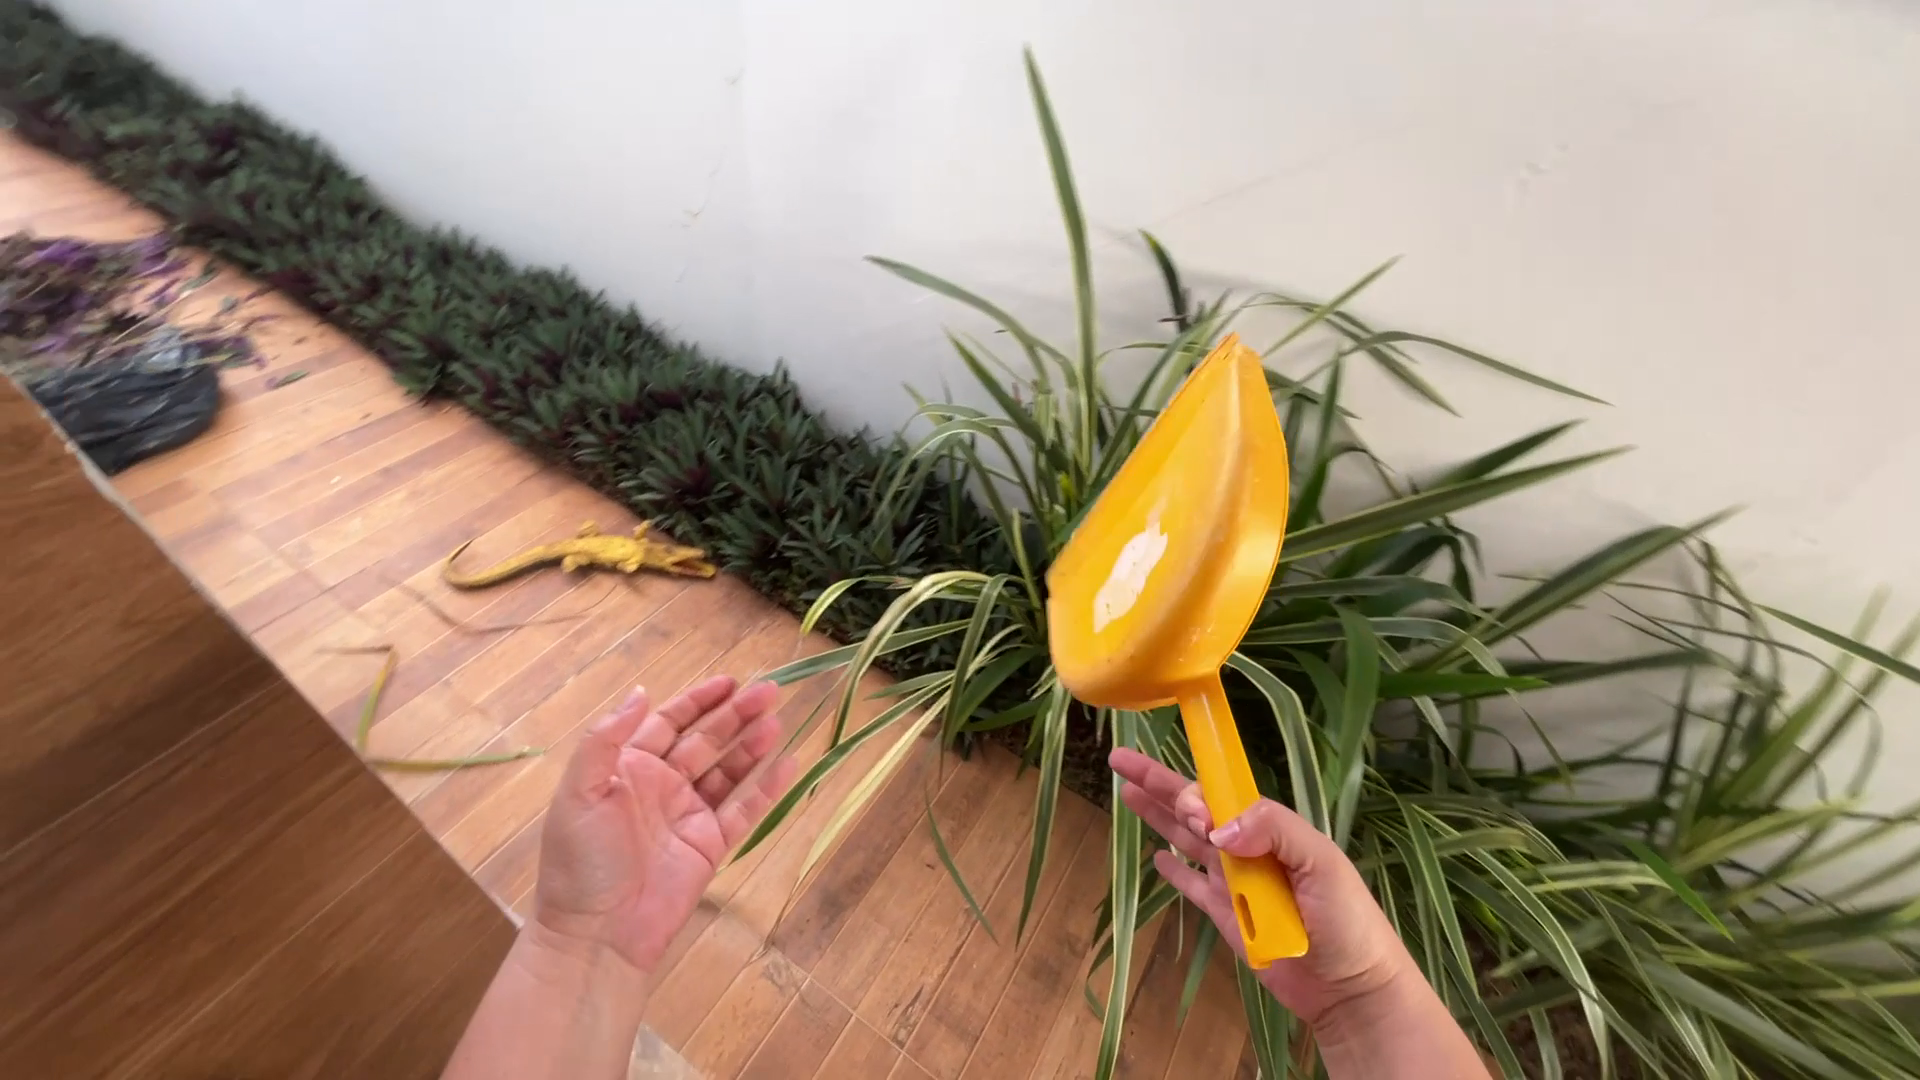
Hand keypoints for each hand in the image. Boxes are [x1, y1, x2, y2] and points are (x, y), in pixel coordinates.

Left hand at [532, 676, 796, 975]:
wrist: (597, 936)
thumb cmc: (582, 861)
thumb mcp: (579, 794)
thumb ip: (605, 740)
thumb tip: (641, 692)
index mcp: (630, 769)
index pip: (670, 723)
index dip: (699, 700)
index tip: (731, 681)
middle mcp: (663, 786)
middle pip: (707, 740)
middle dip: (736, 714)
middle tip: (770, 691)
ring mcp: (690, 815)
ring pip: (729, 770)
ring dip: (752, 745)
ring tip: (777, 721)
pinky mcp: (712, 844)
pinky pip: (745, 808)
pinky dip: (767, 787)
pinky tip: (790, 765)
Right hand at [1109, 747, 1415, 1029]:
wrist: (1352, 988)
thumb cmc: (1345, 918)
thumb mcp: (1320, 860)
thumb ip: (1271, 828)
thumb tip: (1213, 826)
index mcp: (1265, 827)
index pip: (1218, 793)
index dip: (1191, 787)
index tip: (1182, 802)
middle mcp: (1244, 846)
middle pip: (1191, 807)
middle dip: (1158, 783)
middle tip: (1122, 761)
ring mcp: (1232, 881)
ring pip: (1183, 839)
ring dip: (1156, 815)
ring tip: (1126, 792)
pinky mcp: (1224, 916)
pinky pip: (1191, 886)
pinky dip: (1173, 870)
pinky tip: (1155, 856)